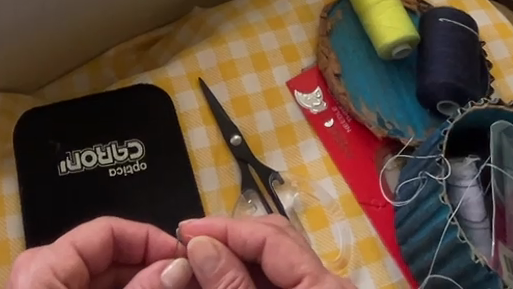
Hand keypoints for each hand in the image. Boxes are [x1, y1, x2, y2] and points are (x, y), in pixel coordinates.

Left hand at [7, 217, 183, 288]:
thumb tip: (178, 265)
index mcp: (44, 263)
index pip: (107, 230)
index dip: (149, 238)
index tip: (185, 255)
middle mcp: (43, 270)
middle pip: (109, 255)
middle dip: (151, 263)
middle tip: (190, 277)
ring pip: (107, 279)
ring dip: (144, 282)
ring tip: (181, 287)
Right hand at [137, 216, 352, 288]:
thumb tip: (200, 244)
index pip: (270, 237)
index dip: (225, 228)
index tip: (183, 231)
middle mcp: (328, 287)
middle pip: (275, 243)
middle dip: (229, 240)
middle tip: (187, 246)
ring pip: (274, 265)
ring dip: (233, 261)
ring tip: (196, 267)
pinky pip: (278, 288)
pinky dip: (246, 283)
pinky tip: (218, 286)